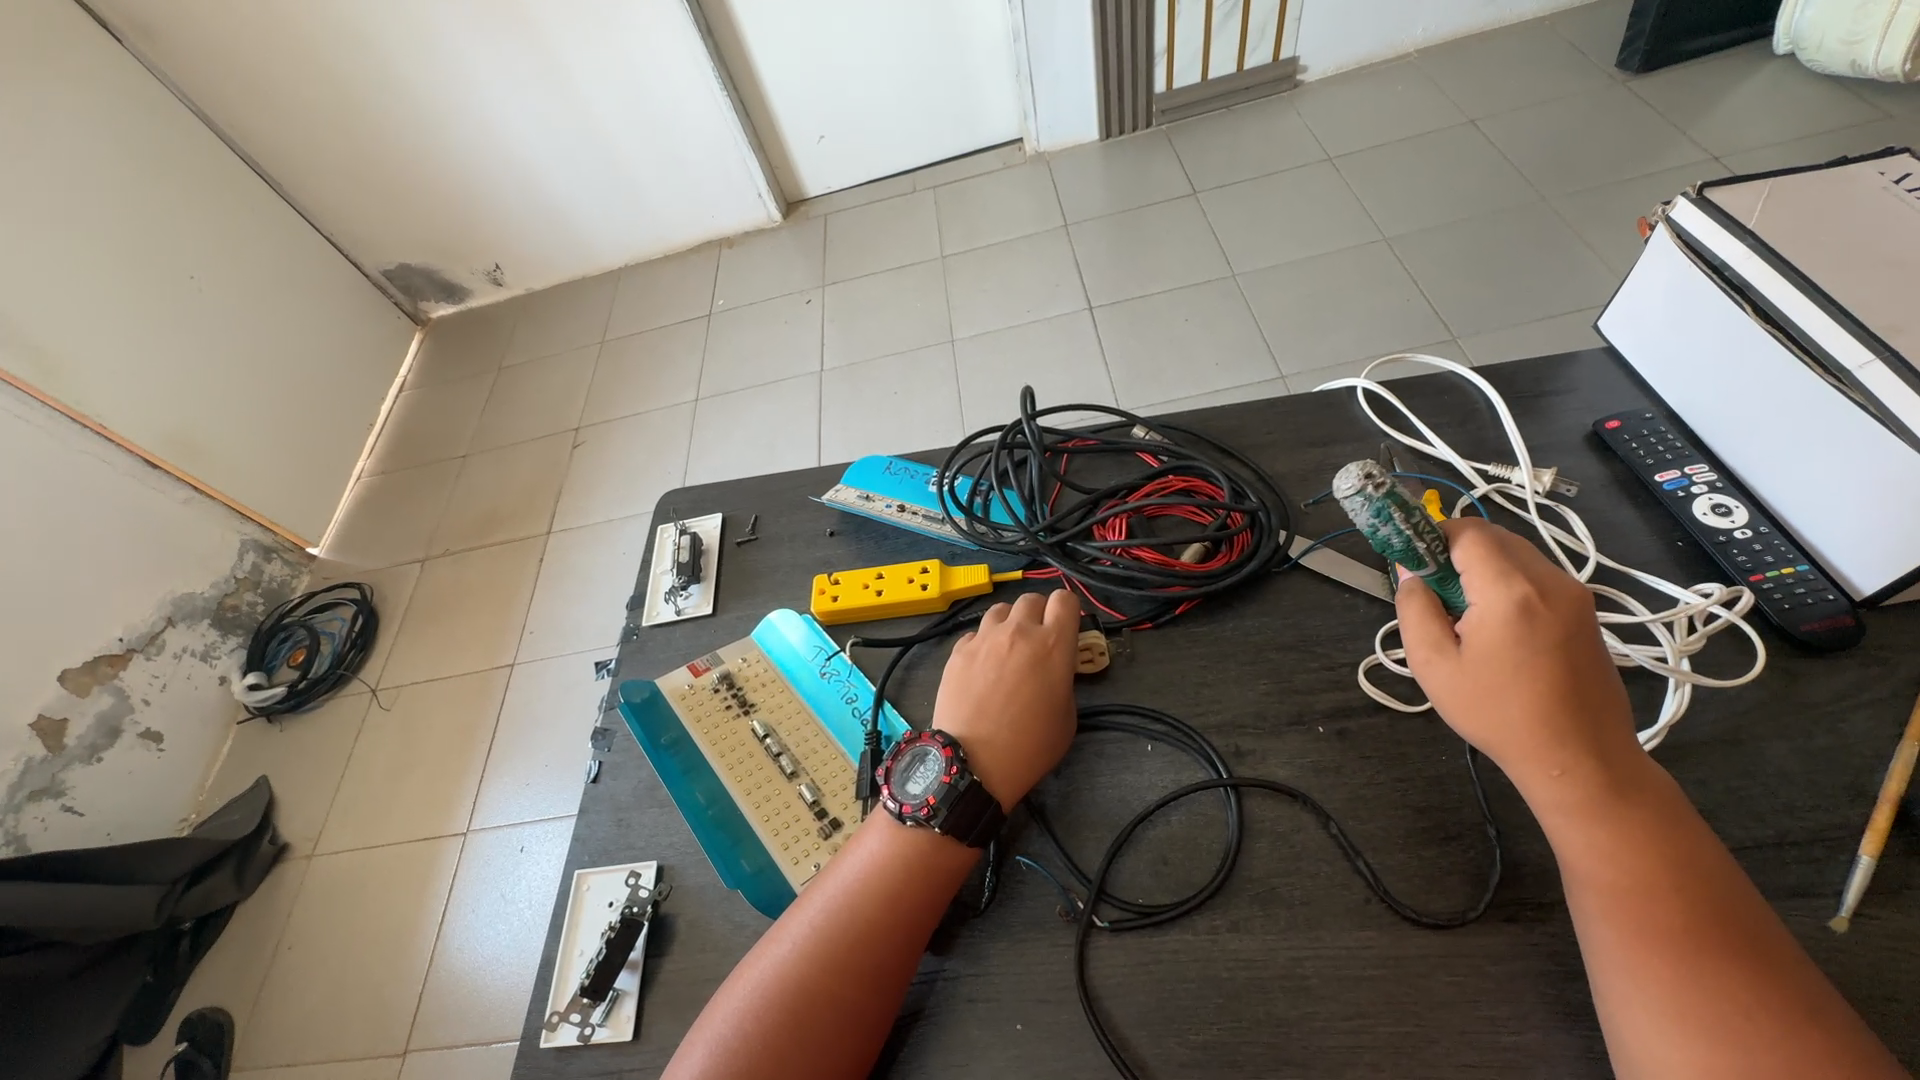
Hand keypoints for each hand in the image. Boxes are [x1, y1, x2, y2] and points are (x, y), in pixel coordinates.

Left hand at [931, 589, 1080, 809]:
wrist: (973, 762)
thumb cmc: (1030, 746)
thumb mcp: (1067, 716)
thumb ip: (1064, 678)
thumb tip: (1054, 667)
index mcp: (1053, 644)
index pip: (1065, 600)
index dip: (1068, 611)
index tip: (1066, 627)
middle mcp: (1018, 632)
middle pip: (1032, 599)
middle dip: (1039, 614)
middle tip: (1038, 640)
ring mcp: (984, 638)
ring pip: (1000, 610)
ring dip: (1009, 623)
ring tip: (1008, 648)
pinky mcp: (958, 651)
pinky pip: (975, 633)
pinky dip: (983, 642)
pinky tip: (982, 666)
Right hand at [1395, 518, 1641, 792]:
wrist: (1579, 757)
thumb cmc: (1498, 713)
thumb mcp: (1434, 665)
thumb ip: (1415, 608)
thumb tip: (1412, 574)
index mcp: (1511, 590)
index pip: (1467, 531)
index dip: (1431, 537)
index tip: (1412, 566)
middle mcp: (1550, 581)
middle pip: (1493, 537)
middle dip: (1455, 552)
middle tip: (1433, 593)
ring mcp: (1576, 595)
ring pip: (1517, 555)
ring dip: (1483, 568)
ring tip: (1463, 614)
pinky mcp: (1586, 612)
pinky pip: (1537, 577)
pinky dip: (1508, 584)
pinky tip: (1496, 627)